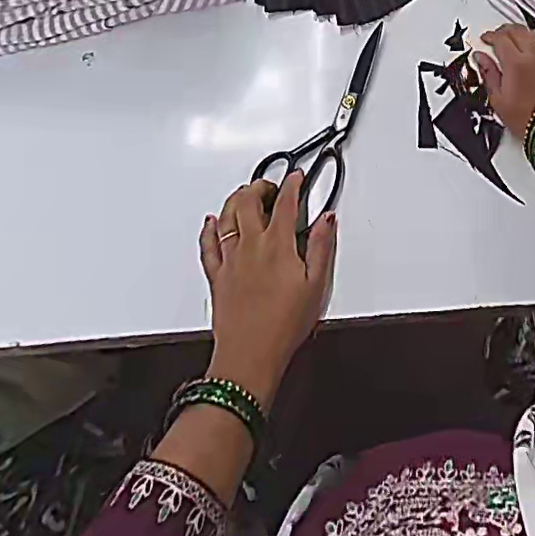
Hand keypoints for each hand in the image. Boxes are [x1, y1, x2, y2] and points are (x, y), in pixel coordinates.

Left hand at [198, 172, 335, 405]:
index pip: (284, 202)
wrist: (249, 358)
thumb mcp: (316, 284)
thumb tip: (326, 220)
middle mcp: (250, 246)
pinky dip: (209, 228)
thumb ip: (321, 246)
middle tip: (271, 186)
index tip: (296, 177)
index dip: (291, 184)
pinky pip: (207, 245)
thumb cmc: (283, 325)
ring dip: (235, 199)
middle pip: (247, 201)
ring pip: (225, 216)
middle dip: (260, 186)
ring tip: (245, 194)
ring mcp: (230, 260)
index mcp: (277, 245)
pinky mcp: (216, 276)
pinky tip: (212, 222)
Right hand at [471, 24, 534, 140]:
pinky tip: (534, 46)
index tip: (485, 39)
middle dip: (504, 31)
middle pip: (517, 31)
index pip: (500, 38)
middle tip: (496, 37)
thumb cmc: (527, 119)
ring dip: (522, 32)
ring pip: (534, 33)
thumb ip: (488, 73)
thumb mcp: (498, 99)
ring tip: (514, 39)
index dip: (489, 36)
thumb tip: (481, 58)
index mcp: (516, 63)